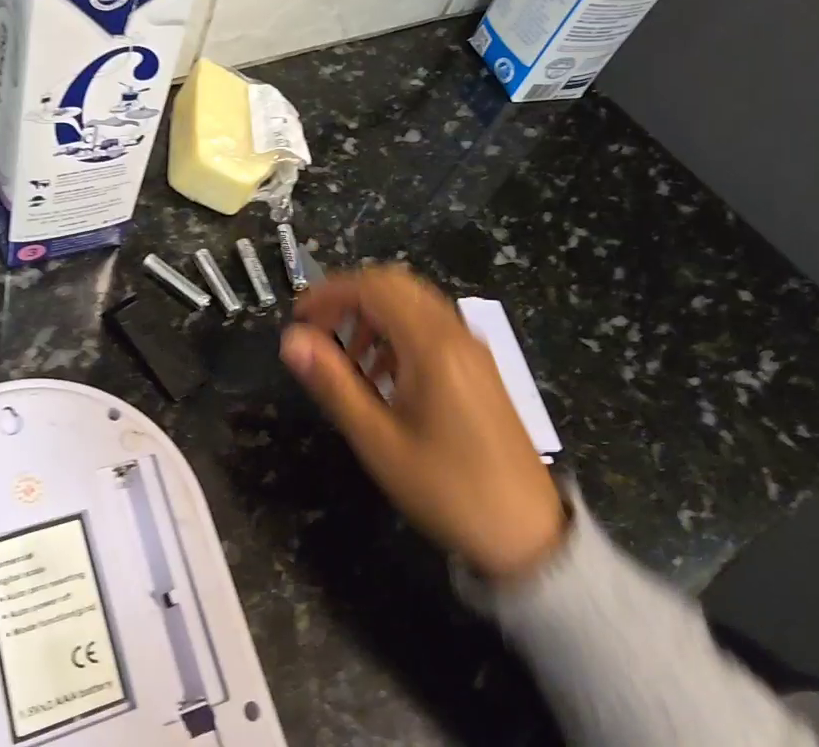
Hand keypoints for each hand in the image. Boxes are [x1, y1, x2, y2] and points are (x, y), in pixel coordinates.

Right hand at [280, 265, 566, 580]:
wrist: (526, 532)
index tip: (298, 317)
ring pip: (415, 304)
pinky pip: (432, 327)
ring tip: (346, 359)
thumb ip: (333, 383)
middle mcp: (457, 335)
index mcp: (432, 347)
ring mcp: (474, 350)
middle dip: (350, 298)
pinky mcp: (481, 368)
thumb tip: (292, 339)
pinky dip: (398, 333)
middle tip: (318, 331)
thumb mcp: (378, 441)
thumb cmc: (446, 489)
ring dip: (374, 316)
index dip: (330, 293)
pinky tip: (382, 376)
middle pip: (396, 285)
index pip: (375, 288)